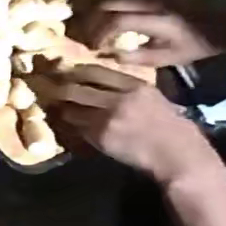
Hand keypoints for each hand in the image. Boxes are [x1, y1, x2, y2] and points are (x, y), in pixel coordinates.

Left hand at [45, 66, 222, 187]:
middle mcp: (119, 99)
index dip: (75, 71)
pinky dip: (69, 123)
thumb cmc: (169, 127)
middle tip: (49, 87)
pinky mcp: (100, 136)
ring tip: (54, 105)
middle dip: (60, 88)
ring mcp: (107, 118)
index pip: (95, 72)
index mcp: (136, 86)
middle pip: (77, 88)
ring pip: (72, 108)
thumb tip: (100, 84)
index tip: (64, 72)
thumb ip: (128, 89)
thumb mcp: (153, 99)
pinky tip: (65, 122)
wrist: (176, 153)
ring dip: (61, 107)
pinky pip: (77, 126)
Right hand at [82, 0, 218, 67]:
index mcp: (154, 20)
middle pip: (108, 6)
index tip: (94, 48)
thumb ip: (137, 57)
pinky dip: (114, 12)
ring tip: (99, 33)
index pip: (115, 22)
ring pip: (115, 1)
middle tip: (90, 38)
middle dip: (93, 22)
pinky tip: (116, 26)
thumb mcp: (168, 58)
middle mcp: (150, 4)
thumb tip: (111, 56)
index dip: (98, 35)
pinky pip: (126, 2)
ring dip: (102, 16)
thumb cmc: (197, 45)